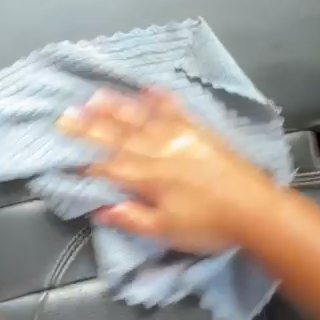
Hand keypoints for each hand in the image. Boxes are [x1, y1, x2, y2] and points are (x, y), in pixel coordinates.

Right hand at [56, 88, 279, 253]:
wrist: (256, 210)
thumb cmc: (209, 226)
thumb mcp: (166, 231)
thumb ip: (132, 218)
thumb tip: (100, 208)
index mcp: (149, 178)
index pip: (110, 167)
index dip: (86, 162)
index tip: (63, 154)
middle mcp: (160, 151)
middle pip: (119, 137)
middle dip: (90, 127)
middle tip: (65, 114)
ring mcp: (181, 138)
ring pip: (142, 119)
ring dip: (117, 107)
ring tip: (95, 96)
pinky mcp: (200, 132)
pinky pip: (176, 111)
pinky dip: (160, 99)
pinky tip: (148, 88)